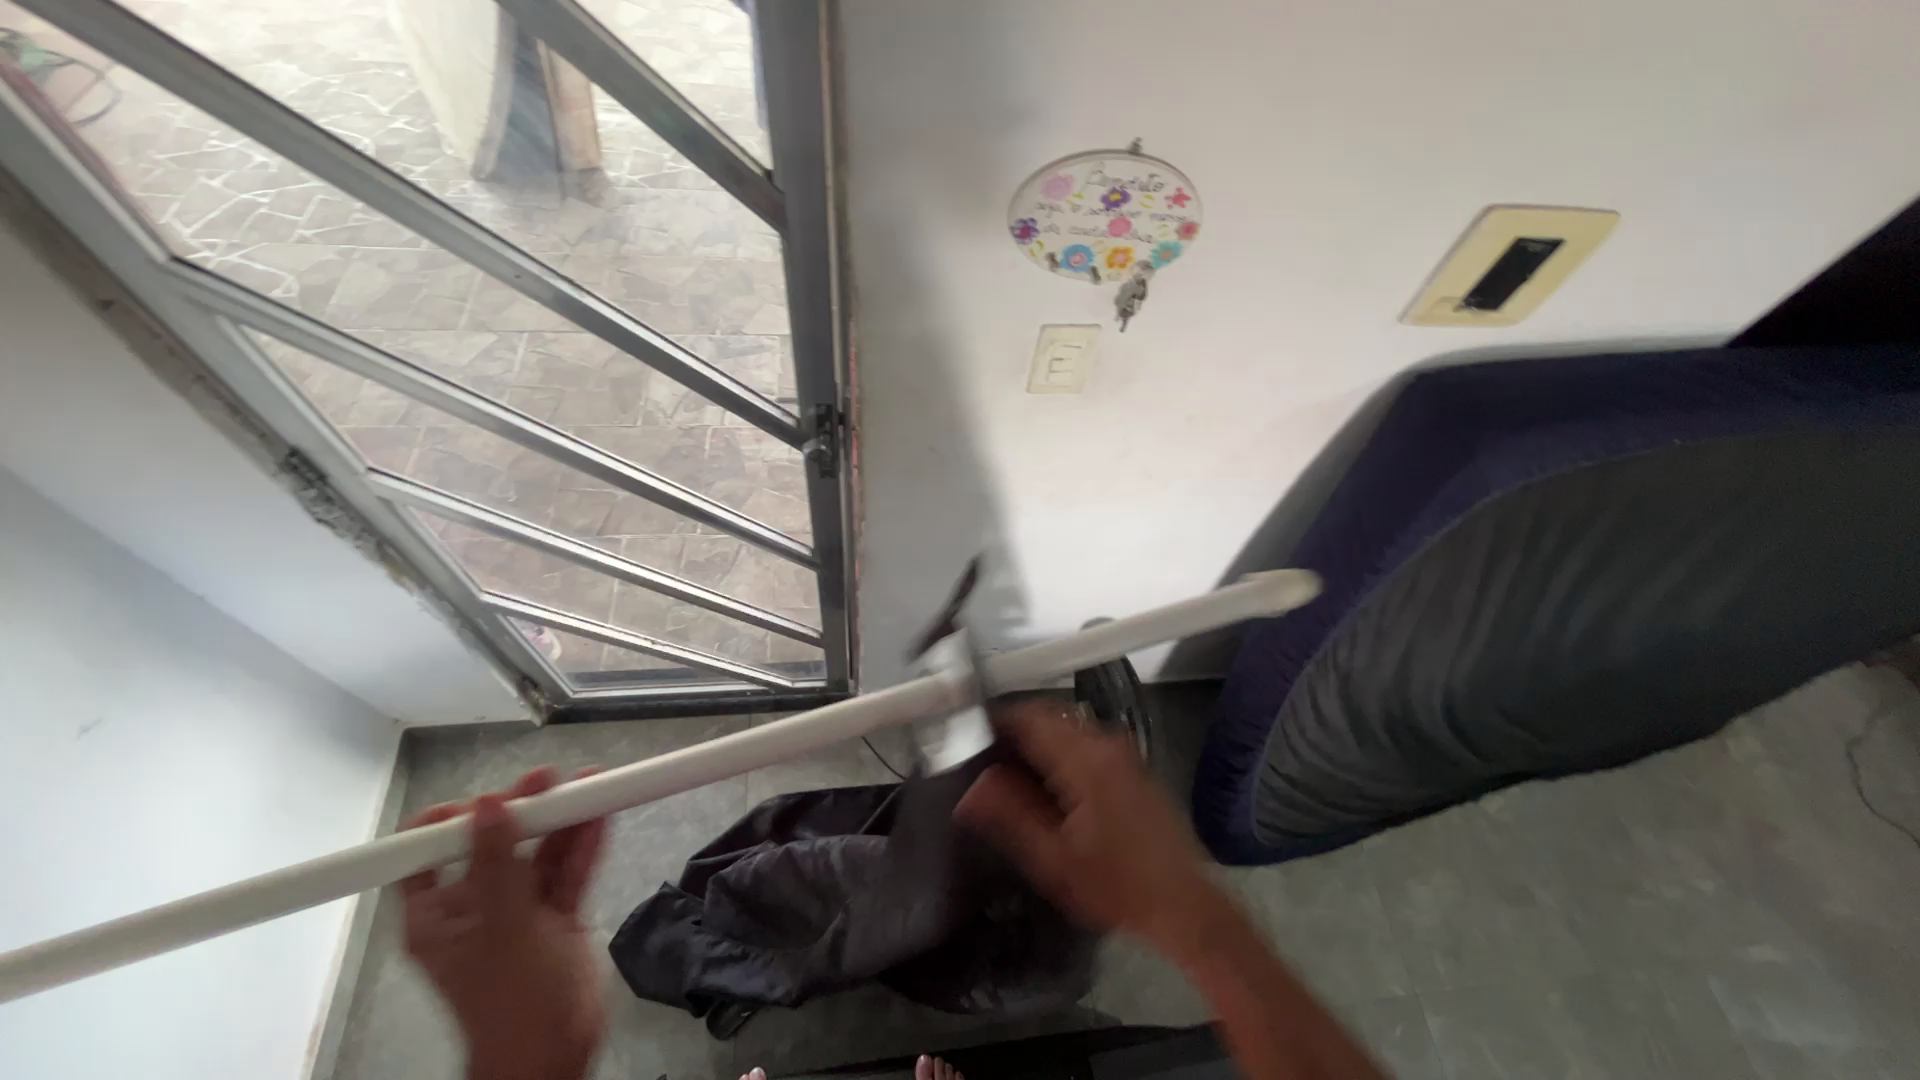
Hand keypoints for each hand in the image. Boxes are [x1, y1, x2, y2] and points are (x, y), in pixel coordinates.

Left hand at [400, 767, 608, 1079]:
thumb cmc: (511, 999)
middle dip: (522, 811)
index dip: (450, 822)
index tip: (485, 798)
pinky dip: (585, 845)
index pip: (426, 856)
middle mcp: (475, 907)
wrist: (556, 1054)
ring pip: (539, 853)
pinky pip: (569, 871)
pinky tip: (602, 817)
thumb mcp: (502, 927)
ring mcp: (519, 911)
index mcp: (436, 916)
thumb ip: (498, 862)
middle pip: (494, 844)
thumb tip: (485, 804)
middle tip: (549, 780)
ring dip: (563, 821)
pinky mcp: (557, 916)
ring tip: (589, 784)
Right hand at [955, 700, 1230, 962]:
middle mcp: (1108, 743)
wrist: (1186, 908)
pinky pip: (1086, 744)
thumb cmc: (1117, 888)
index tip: (969, 742)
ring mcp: (1125, 753)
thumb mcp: (1052, 859)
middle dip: (1014, 736)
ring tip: (1010, 780)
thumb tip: (970, 789)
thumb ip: (1008, 816)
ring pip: (1067, 730)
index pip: (1028, 716)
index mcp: (1085, 758)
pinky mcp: (1134, 767)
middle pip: (1048, 718)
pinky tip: (1048, 790)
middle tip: (984, 765)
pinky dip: (1061, 755)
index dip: (993, 724)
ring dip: (1037, 746)